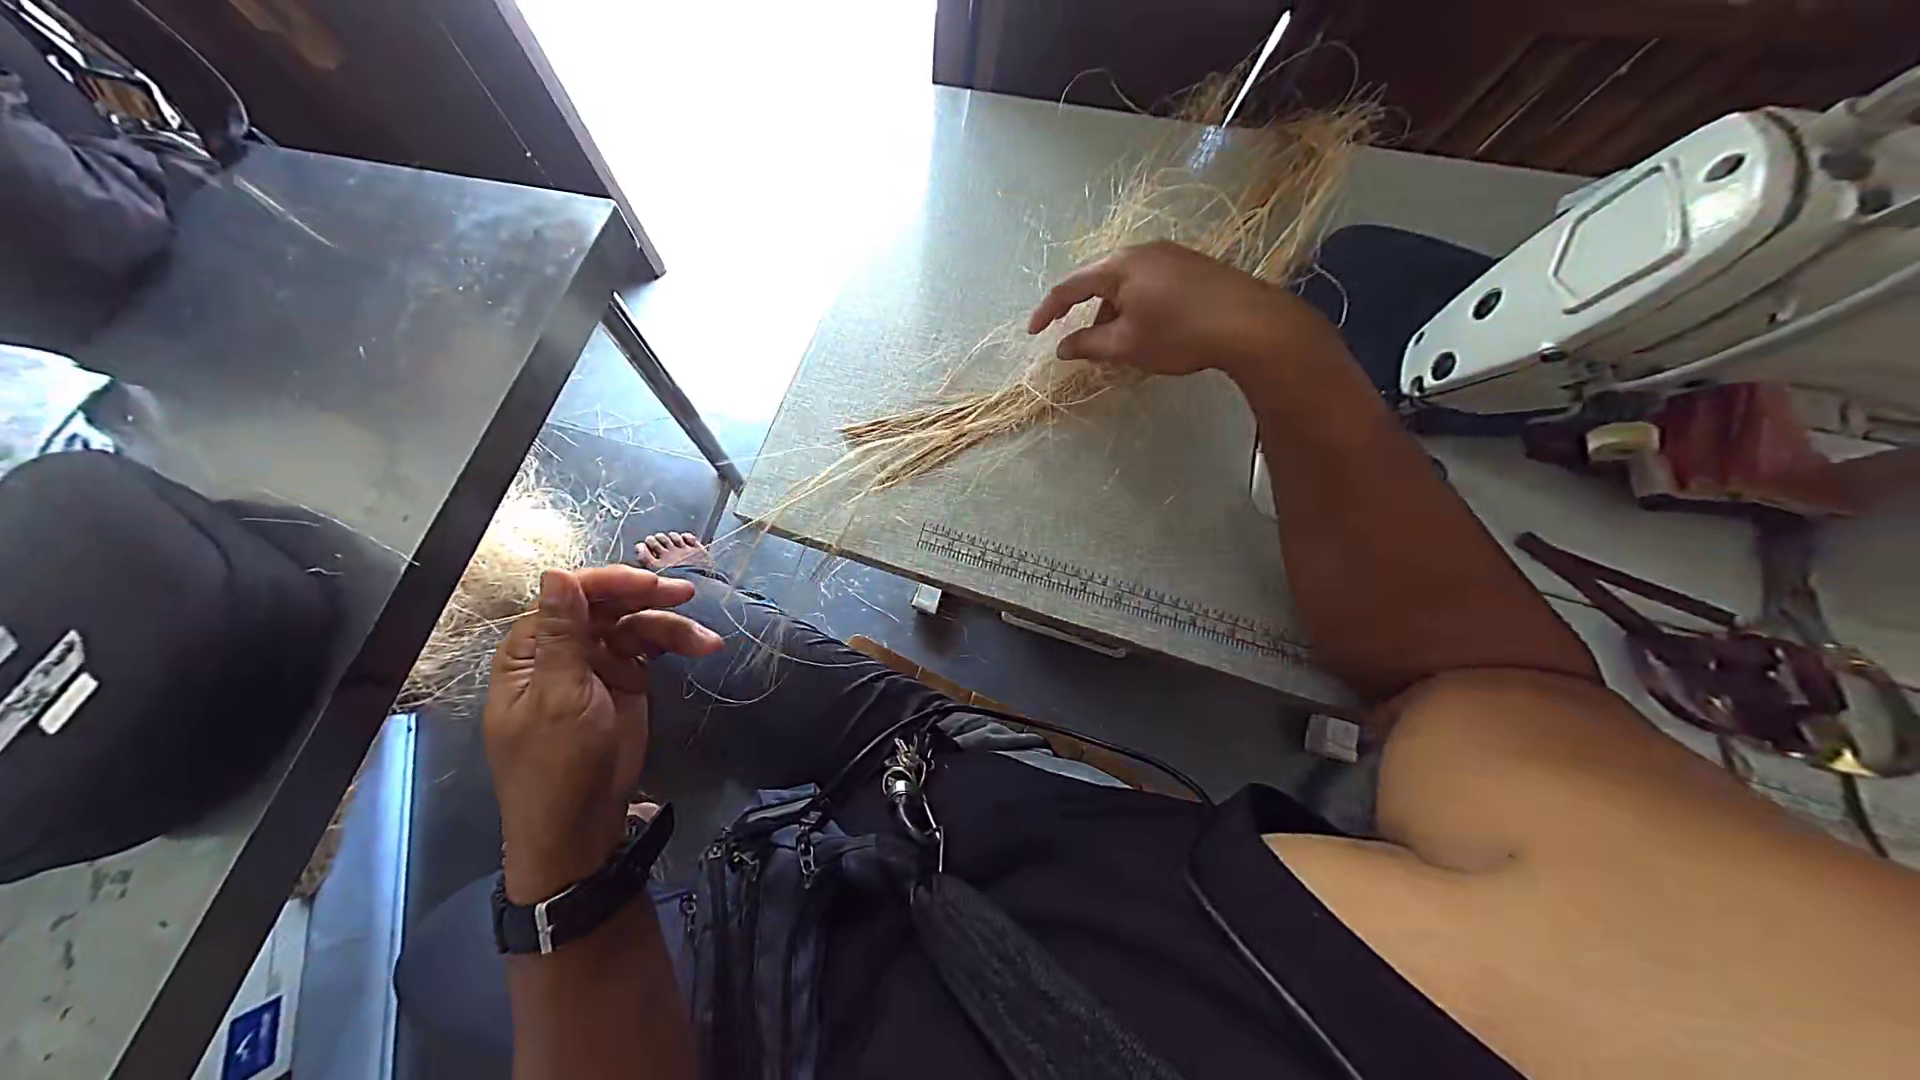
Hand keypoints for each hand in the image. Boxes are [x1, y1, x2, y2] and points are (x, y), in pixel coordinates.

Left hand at [484, 566, 723, 902]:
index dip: (608, 584)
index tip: (650, 584)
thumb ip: (562, 635)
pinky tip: (702, 647)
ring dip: (671, 626)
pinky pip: (652, 648)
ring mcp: (598, 663)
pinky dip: (676, 644)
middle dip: (645, 597)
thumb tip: (555, 575)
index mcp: (531, 650)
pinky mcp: (627, 679)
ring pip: (636, 625)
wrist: (580, 823)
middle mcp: (564, 649)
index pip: (568, 597)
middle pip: (607, 605)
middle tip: (683, 595)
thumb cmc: (556, 764)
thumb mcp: (559, 697)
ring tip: (705, 640)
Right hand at [1026, 240, 1343, 378]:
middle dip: (1082, 312)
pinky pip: (1147, 283)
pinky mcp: (1191, 266)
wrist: (1250, 324)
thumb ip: (1087, 345)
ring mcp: (1170, 255)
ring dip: (1111, 312)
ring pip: (1124, 283)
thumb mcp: (1125, 345)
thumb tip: (1062, 348)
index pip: (1069, 286)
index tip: (1034, 333)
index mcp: (1118, 266)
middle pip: (1098, 280)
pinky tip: (1144, 331)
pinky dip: (1134, 306)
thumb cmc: (1178, 334)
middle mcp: (1142, 251)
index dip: (1047, 311)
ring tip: (1113, 344)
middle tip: (1075, 340)